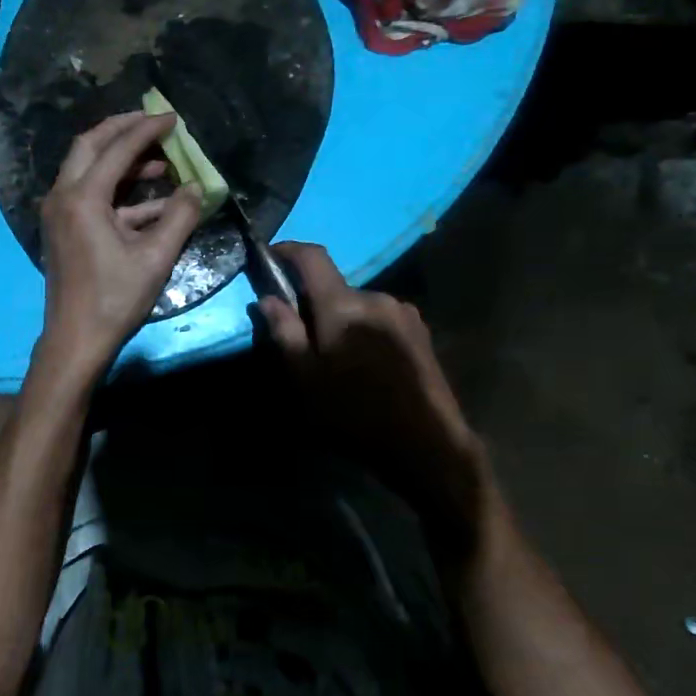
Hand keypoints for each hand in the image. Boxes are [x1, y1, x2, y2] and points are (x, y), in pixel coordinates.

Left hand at [40, 112, 202, 368]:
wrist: (76, 338)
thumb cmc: (115, 299)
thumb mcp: (155, 257)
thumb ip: (180, 216)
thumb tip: (198, 187)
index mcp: (82, 198)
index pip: (117, 149)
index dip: (146, 129)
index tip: (172, 117)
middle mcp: (62, 196)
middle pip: (89, 146)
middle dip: (122, 130)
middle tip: (153, 122)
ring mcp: (58, 212)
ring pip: (86, 169)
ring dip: (120, 160)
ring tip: (160, 161)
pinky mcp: (63, 228)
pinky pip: (89, 196)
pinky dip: (117, 191)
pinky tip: (152, 200)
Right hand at [257, 243, 488, 528]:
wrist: (427, 446)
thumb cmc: (354, 413)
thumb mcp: (305, 378)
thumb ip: (284, 331)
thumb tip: (268, 298)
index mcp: (343, 304)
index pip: (312, 256)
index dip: (288, 250)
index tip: (269, 256)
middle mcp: (376, 297)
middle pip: (334, 285)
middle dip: (313, 300)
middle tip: (300, 334)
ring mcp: (403, 312)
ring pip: (357, 303)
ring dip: (341, 317)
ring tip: (336, 355)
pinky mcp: (420, 331)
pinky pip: (379, 316)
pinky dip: (363, 327)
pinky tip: (365, 362)